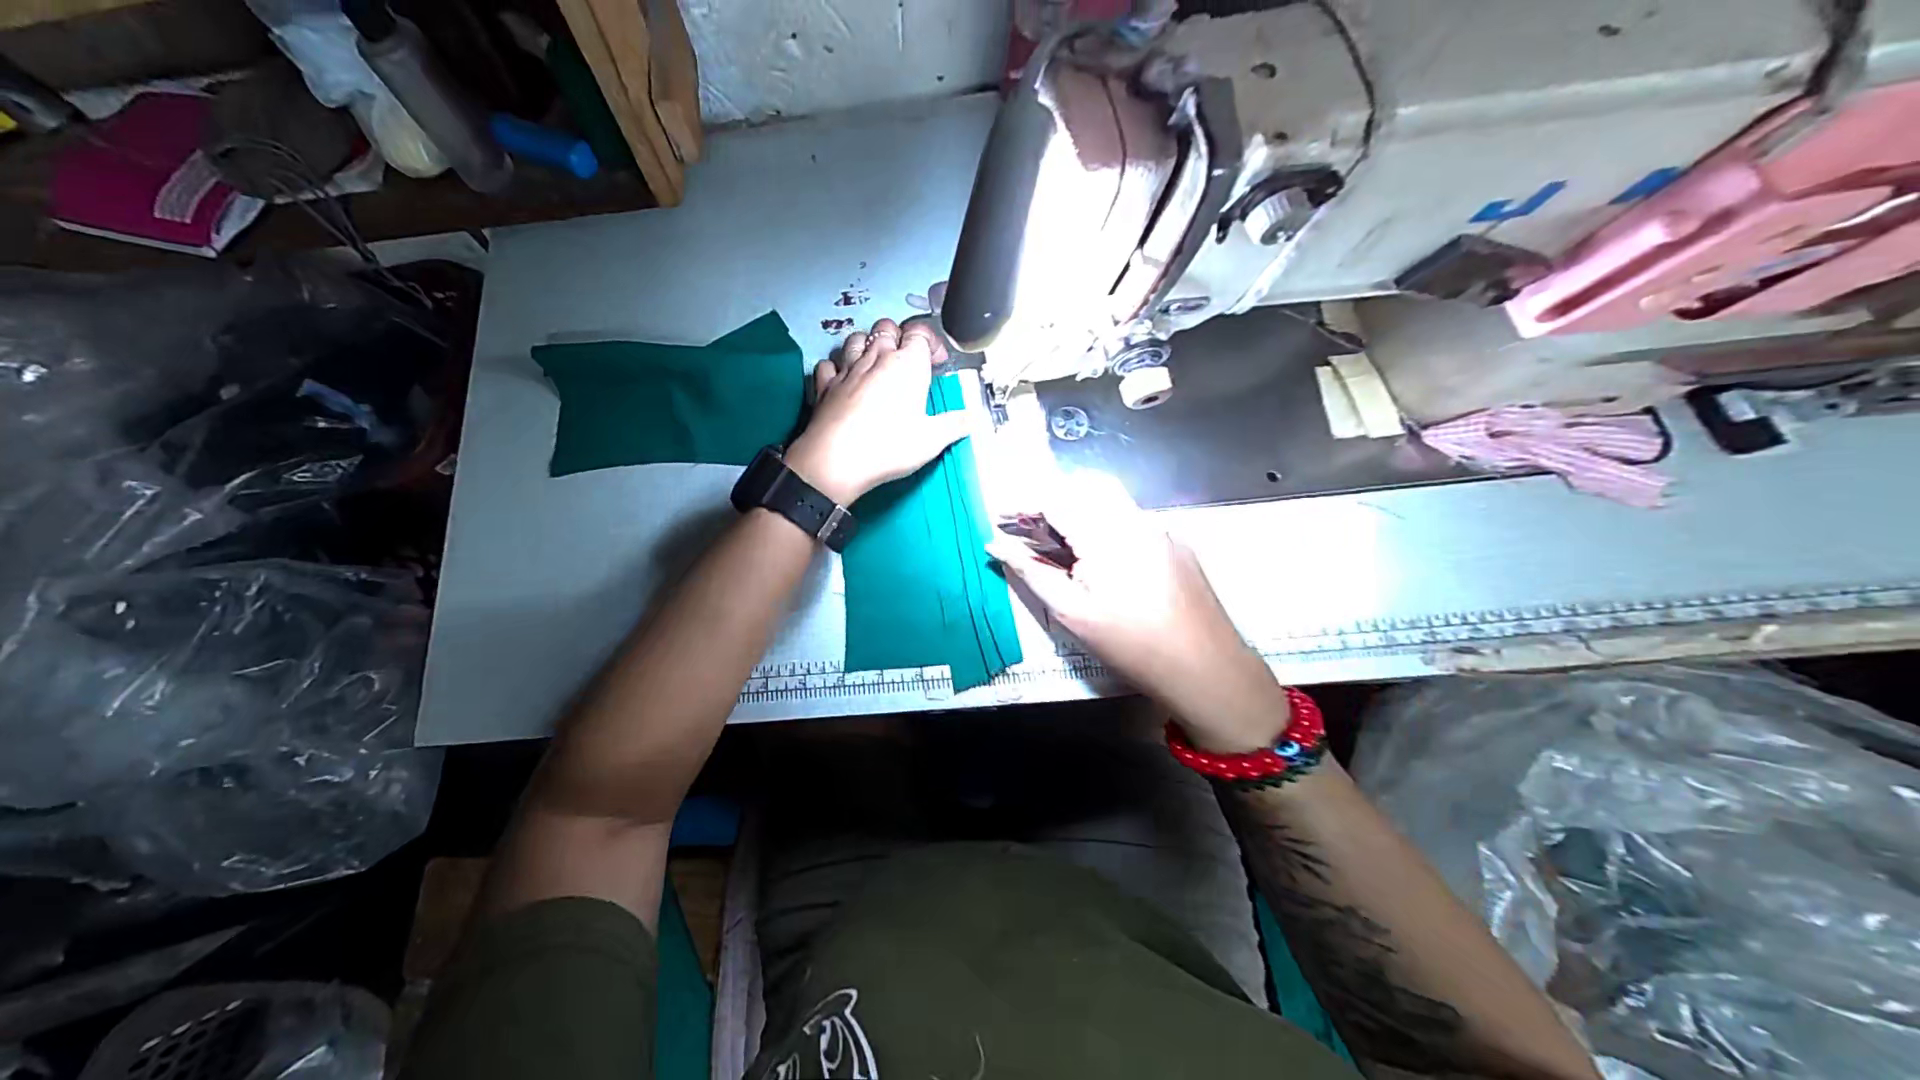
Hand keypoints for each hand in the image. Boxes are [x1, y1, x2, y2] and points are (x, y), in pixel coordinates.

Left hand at [785, 318, 969, 505]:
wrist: (836, 460)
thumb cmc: (888, 447)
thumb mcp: (932, 440)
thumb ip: (954, 425)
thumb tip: (971, 419)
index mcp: (907, 365)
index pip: (920, 333)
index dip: (931, 342)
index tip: (937, 361)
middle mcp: (877, 358)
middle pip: (887, 328)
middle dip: (899, 337)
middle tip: (907, 359)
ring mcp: (847, 369)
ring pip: (856, 338)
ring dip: (867, 344)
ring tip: (876, 362)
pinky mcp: (825, 385)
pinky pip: (829, 363)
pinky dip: (837, 365)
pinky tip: (843, 377)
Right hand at [987, 473, 1290, 753]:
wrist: (1205, 668)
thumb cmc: (1130, 644)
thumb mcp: (1071, 612)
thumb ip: (1032, 572)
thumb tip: (996, 545)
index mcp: (1106, 532)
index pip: (1056, 497)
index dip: (1024, 505)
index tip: (1003, 519)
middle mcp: (1135, 519)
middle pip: (1084, 488)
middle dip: (1052, 501)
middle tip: (1030, 529)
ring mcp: (1161, 529)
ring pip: (1111, 502)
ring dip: (1079, 512)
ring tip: (1061, 546)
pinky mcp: (1176, 544)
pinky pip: (1133, 521)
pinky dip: (1107, 527)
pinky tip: (1104, 562)